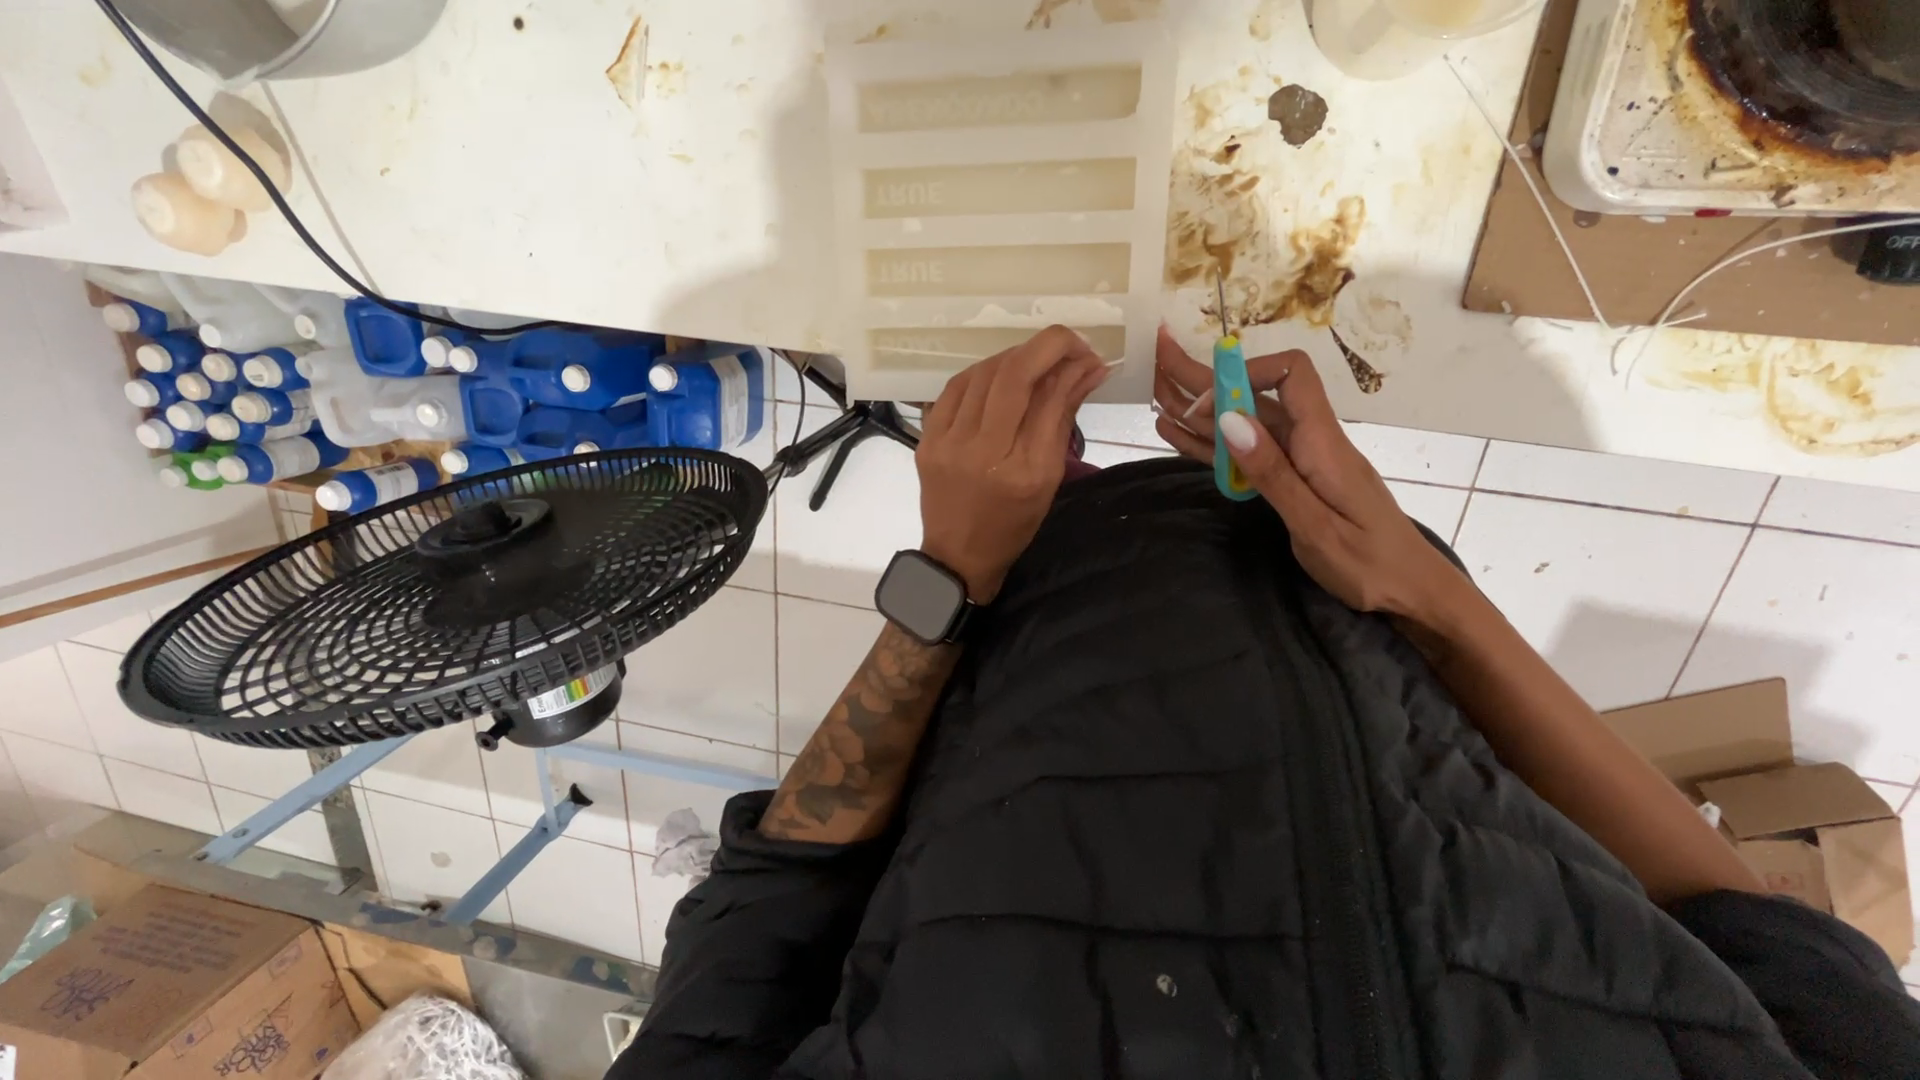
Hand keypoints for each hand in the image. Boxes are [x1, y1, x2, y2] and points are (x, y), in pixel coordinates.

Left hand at [916, 326, 1112, 602]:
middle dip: (1045, 347)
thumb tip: (1087, 369)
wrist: (958, 556)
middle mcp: (980, 451)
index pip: (1047, 396)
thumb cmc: (1012, 524)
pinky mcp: (927, 439)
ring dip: (1014, 356)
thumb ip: (1061, 419)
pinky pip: (955, 387)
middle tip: (1068, 345)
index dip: (1069, 363)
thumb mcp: (1048, 479)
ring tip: (1036, 359)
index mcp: (1020, 470)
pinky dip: (983, 372)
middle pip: (1011, 375)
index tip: (1088, 353)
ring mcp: (946, 442)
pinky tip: (1000, 373)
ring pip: (982, 373)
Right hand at [1152, 327, 1465, 618]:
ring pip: (1245, 425)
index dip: (1245, 375)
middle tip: (1157, 359)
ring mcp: (1301, 461)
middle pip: (1256, 396)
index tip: (1205, 404)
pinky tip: (1181, 436)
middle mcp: (1311, 441)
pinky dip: (1214, 445)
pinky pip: (1249, 454)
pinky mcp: (1295, 480)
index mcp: (1322, 442)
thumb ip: (1272, 472)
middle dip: (1207, 380)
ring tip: (1154, 398)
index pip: (1290, 374)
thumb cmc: (1369, 565)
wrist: (1410, 593)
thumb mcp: (1315, 525)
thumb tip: (1232, 418)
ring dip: (1201, 413)